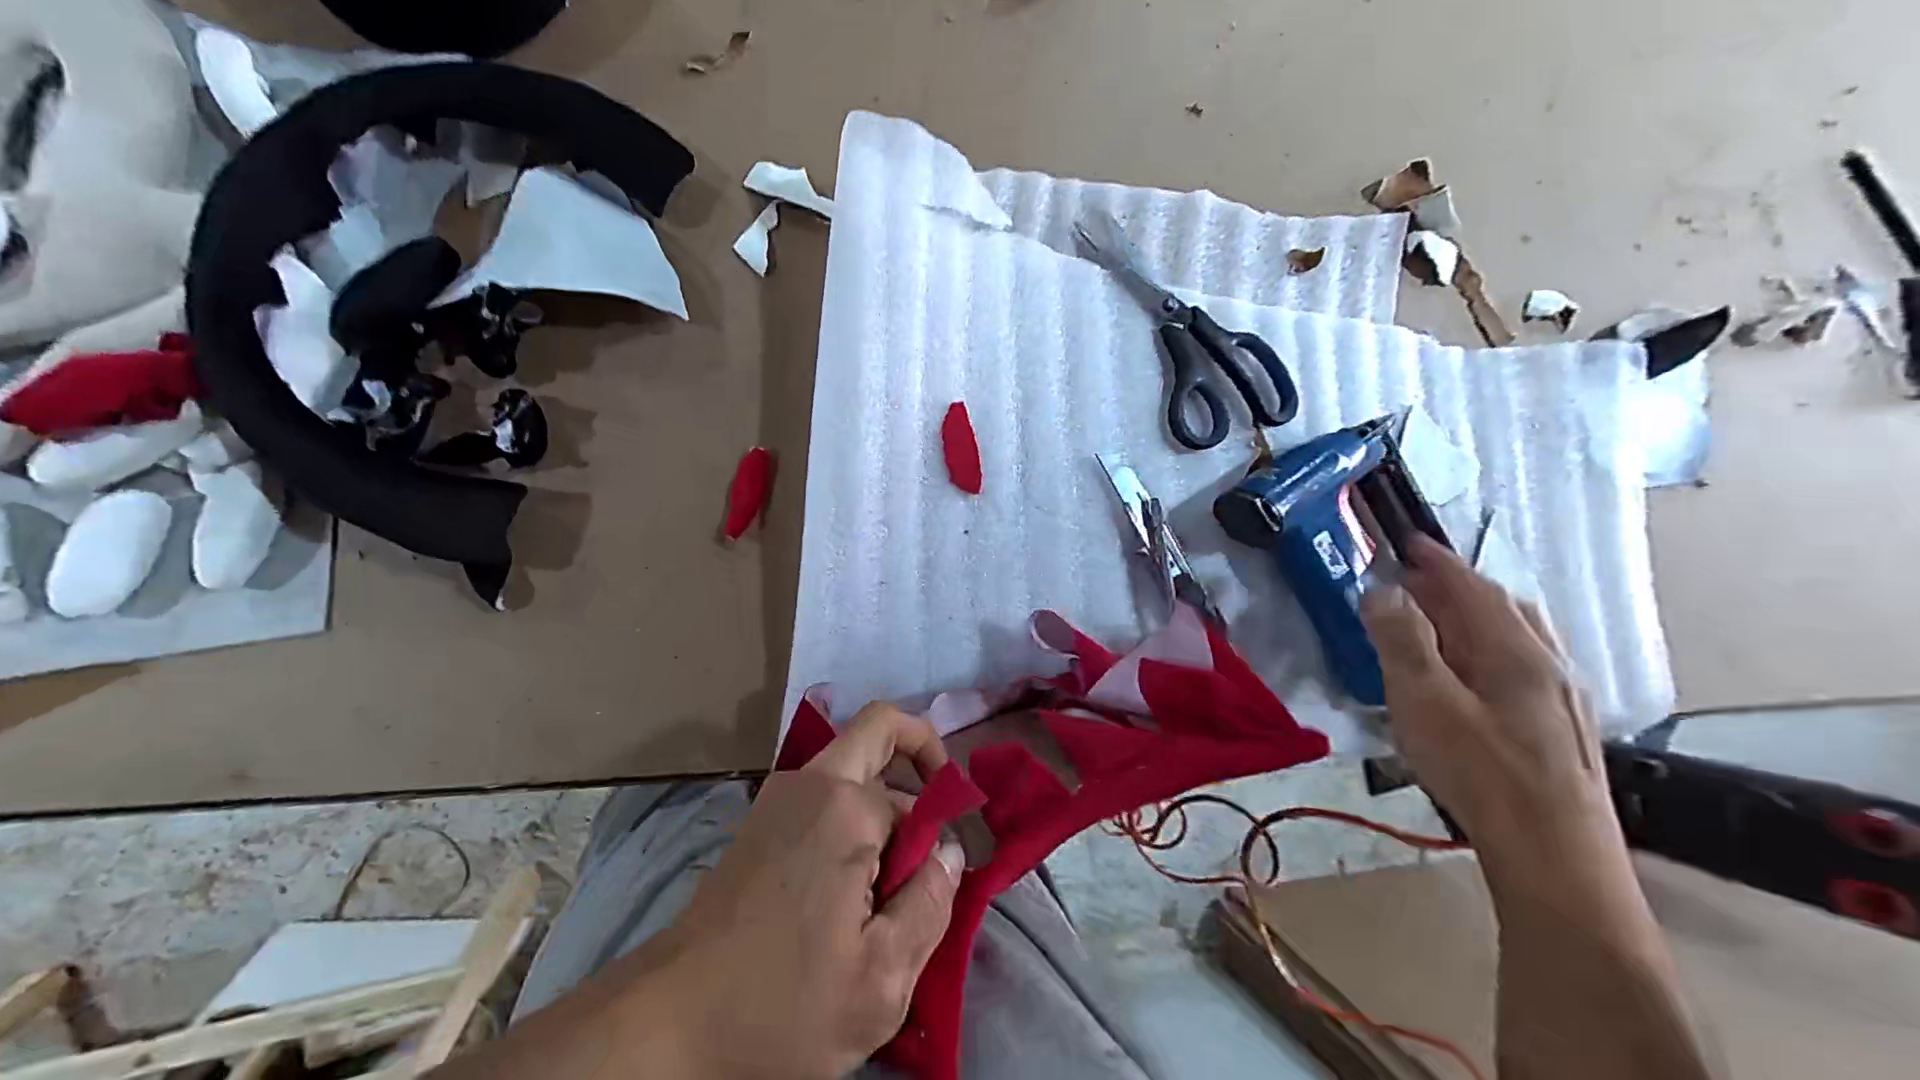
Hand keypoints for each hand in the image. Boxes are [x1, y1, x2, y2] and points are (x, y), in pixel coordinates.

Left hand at [644, 702, 963, 1079]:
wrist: (664, 1025)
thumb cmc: (780, 1005)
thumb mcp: (882, 979)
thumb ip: (931, 904)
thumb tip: (950, 851)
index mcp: (844, 806)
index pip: (921, 795)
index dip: (943, 832)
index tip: (941, 879)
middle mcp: (810, 782)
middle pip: (880, 732)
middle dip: (920, 765)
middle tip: (931, 839)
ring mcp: (778, 798)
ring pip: (854, 768)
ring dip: (884, 805)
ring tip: (888, 886)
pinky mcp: (759, 822)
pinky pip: (824, 796)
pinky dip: (852, 821)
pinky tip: (851, 891)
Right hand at [1360, 535, 1619, 871]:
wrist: (1555, 857)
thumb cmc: (1481, 772)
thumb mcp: (1425, 702)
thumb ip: (1402, 642)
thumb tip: (1383, 590)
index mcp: (1516, 653)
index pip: (1474, 589)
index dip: (1438, 562)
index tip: (1408, 540)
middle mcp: (1549, 665)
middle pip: (1502, 609)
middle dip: (1455, 587)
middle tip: (1410, 582)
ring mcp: (1562, 699)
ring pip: (1517, 638)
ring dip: (1474, 618)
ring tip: (1436, 622)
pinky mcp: (1561, 729)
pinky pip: (1522, 665)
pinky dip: (1488, 649)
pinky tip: (1472, 674)